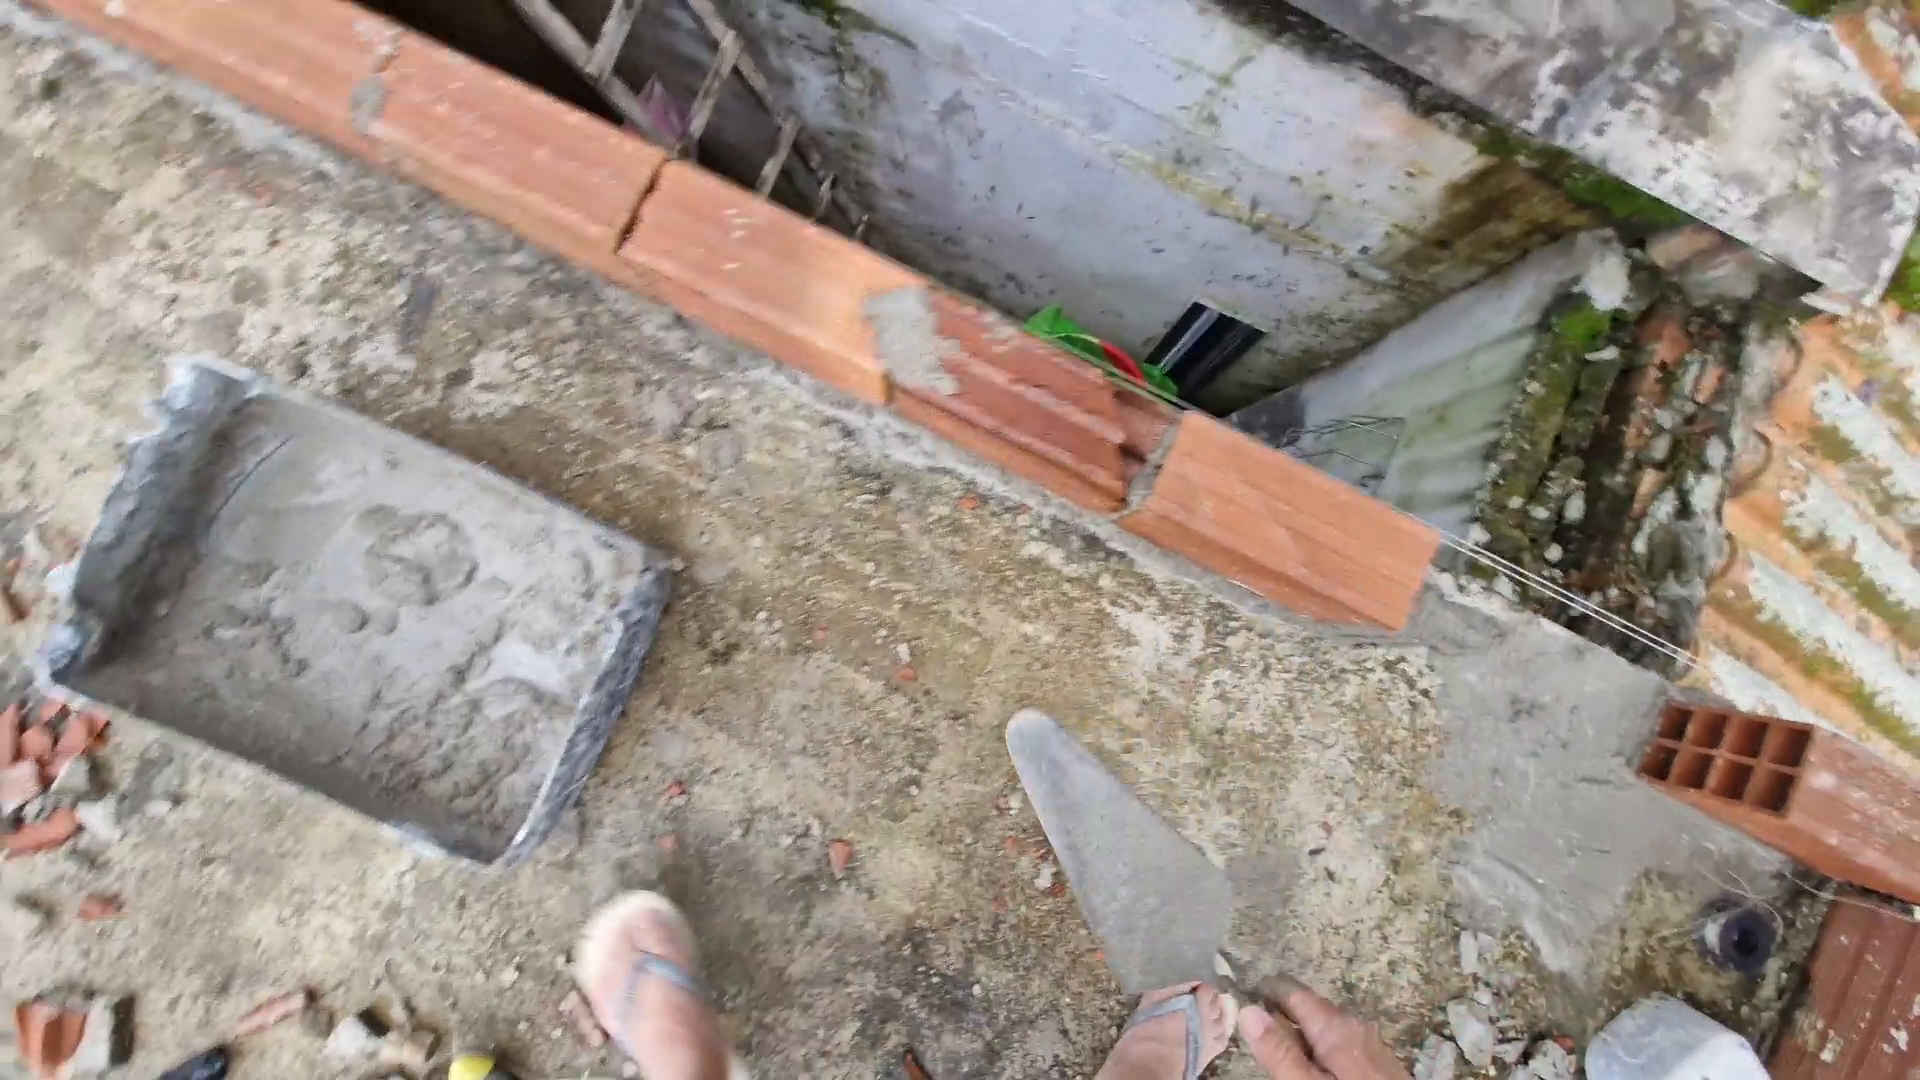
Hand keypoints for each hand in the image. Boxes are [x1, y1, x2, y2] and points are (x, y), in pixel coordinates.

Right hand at [1237, 978, 1411, 1079]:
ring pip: (1325, 1035)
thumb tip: (1247, 1010)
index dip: (1262, 994)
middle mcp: (1355, 1027)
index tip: (1239, 1007)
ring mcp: (1373, 1050)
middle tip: (1259, 1048)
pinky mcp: (1383, 1073)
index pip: (1289, 989)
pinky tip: (1316, 1077)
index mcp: (1335, 1025)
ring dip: (1301, 1045)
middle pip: (1307, 1012)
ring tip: (1284, 1066)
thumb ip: (1279, 1052)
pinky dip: (1322, 1060)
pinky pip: (1342, 1054)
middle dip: (1281, 1023)